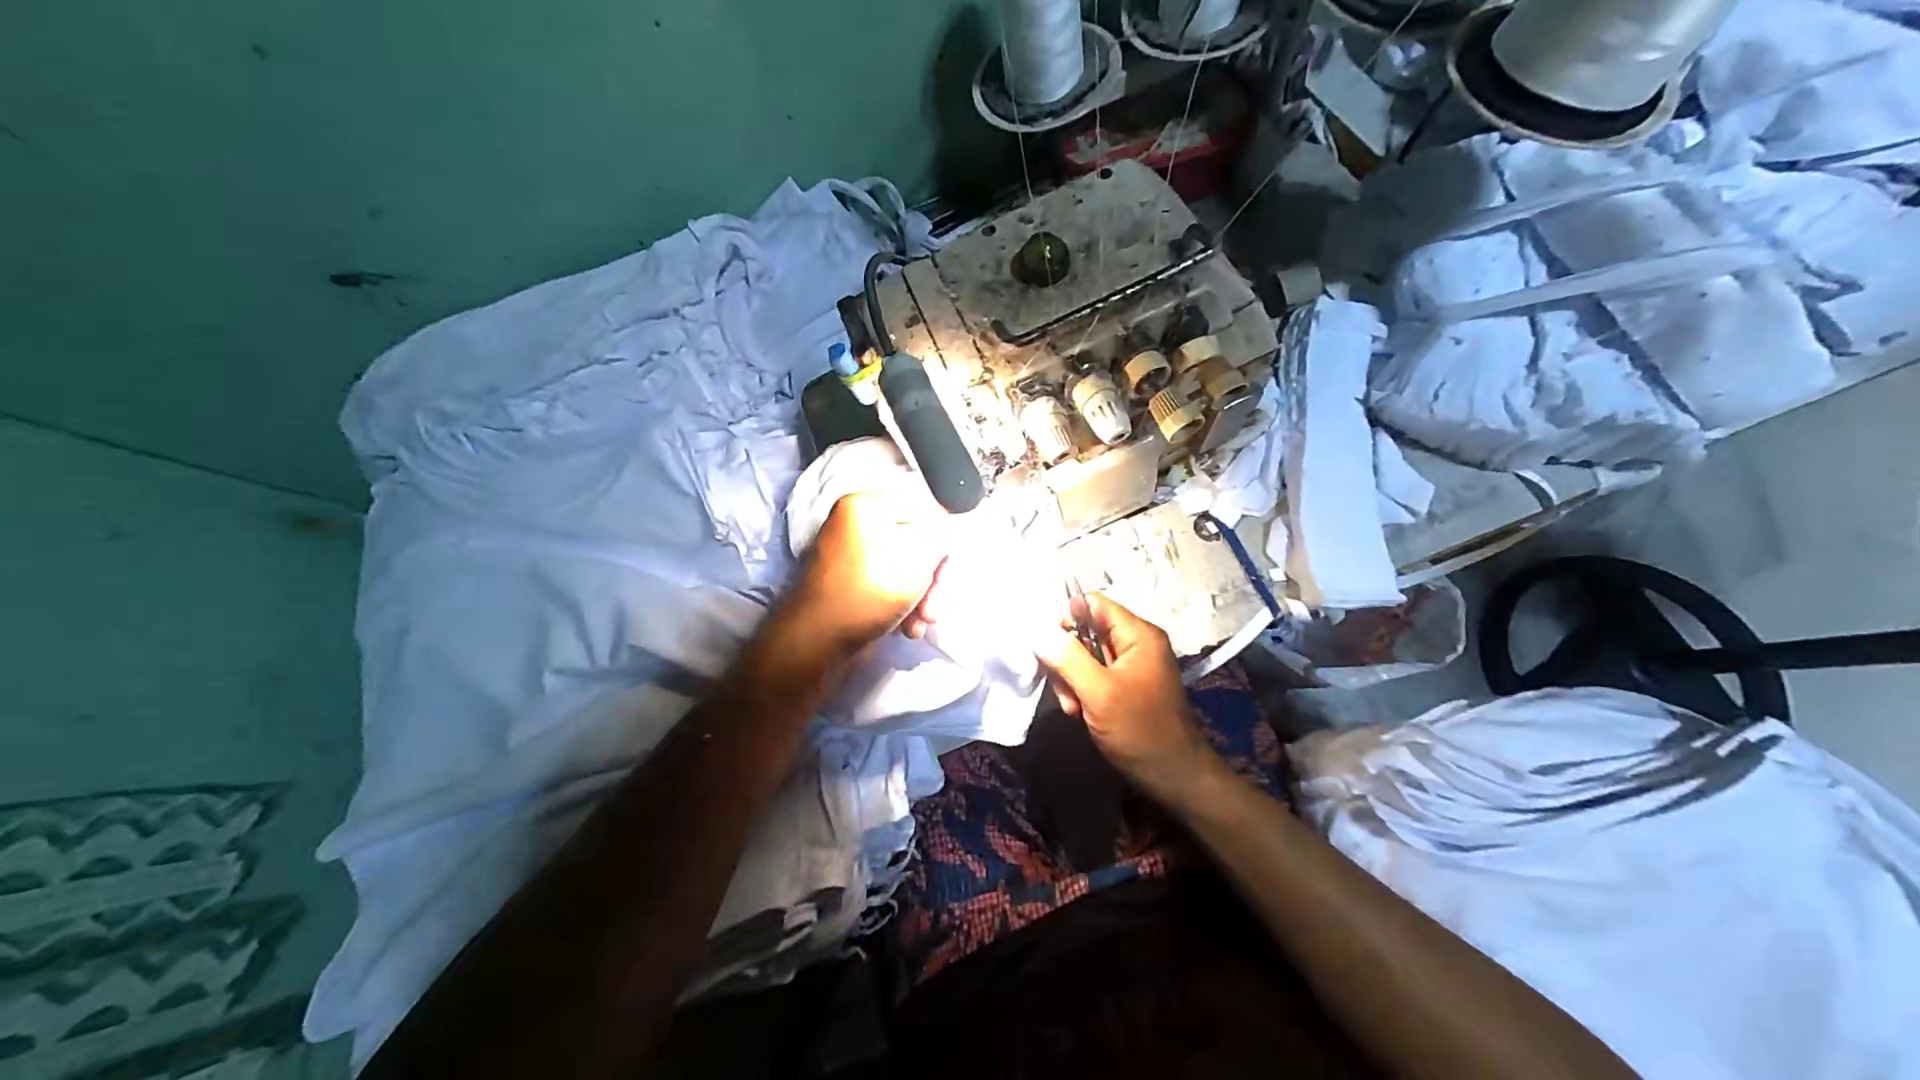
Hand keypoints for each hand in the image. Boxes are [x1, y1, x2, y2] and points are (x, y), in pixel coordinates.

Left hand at [783, 491, 949, 653]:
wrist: (817, 641)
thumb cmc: (869, 591)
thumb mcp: (918, 557)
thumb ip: (940, 536)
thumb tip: (944, 531)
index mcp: (865, 506)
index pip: (923, 515)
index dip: (940, 549)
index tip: (942, 579)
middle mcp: (853, 525)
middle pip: (913, 546)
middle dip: (929, 582)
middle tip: (931, 608)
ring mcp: (849, 556)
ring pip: (902, 571)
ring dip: (918, 598)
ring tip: (920, 623)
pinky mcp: (848, 585)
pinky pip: (885, 586)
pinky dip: (900, 605)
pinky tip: (906, 628)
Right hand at [1034, 592, 1225, 808]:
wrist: (1174, 777)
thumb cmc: (1140, 730)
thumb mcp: (1099, 693)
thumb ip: (1068, 658)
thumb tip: (1038, 631)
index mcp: (1138, 634)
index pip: (1092, 604)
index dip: (1066, 618)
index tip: (1048, 646)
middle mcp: (1136, 644)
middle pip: (1085, 631)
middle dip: (1067, 658)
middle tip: (1065, 689)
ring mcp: (1131, 666)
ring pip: (1085, 656)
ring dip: (1072, 680)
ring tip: (1074, 708)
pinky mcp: (1125, 687)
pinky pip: (1094, 677)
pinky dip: (1082, 692)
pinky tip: (1081, 714)